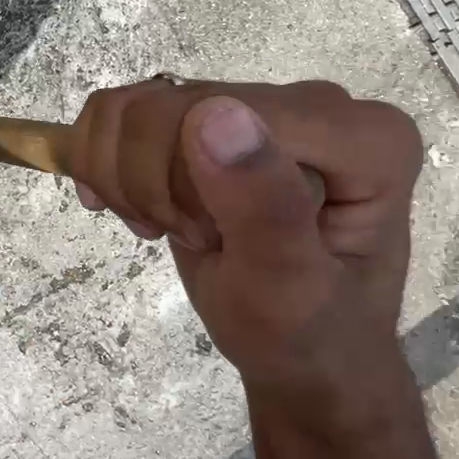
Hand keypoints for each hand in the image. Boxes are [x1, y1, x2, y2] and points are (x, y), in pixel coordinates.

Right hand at [70, 78, 423, 401]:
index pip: (218, 112)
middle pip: (164, 107)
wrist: (299, 354)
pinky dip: (99, 164)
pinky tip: (132, 207)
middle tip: (184, 237)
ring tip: (165, 226)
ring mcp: (252, 105)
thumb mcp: (287, 287)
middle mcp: (311, 104)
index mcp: (359, 137)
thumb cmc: (305, 333)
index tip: (201, 238)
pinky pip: (113, 113)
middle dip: (146, 183)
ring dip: (120, 178)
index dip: (178, 176)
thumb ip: (263, 204)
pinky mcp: (204, 114)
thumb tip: (216, 113)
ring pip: (126, 109)